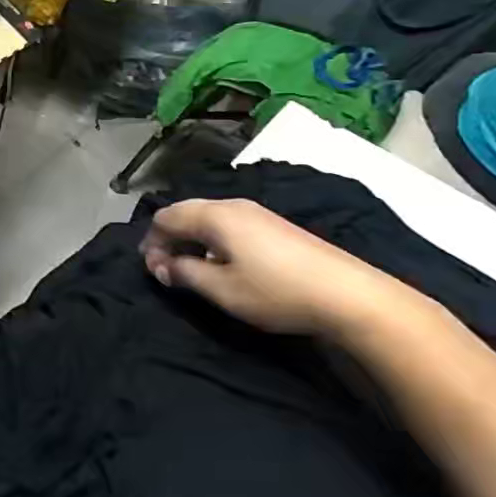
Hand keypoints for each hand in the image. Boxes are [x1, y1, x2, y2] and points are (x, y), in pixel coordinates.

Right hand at [140, 198, 426, 338]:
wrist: (344, 291)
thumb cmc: (275, 291)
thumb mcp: (223, 290)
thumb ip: (186, 274)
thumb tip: (162, 265)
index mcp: (215, 215)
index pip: (168, 216)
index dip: (152, 241)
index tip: (151, 272)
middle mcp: (233, 204)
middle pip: (187, 211)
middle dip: (169, 237)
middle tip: (164, 270)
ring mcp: (256, 211)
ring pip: (208, 217)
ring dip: (191, 239)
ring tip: (189, 269)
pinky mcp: (272, 224)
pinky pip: (227, 223)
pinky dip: (212, 239)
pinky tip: (220, 263)